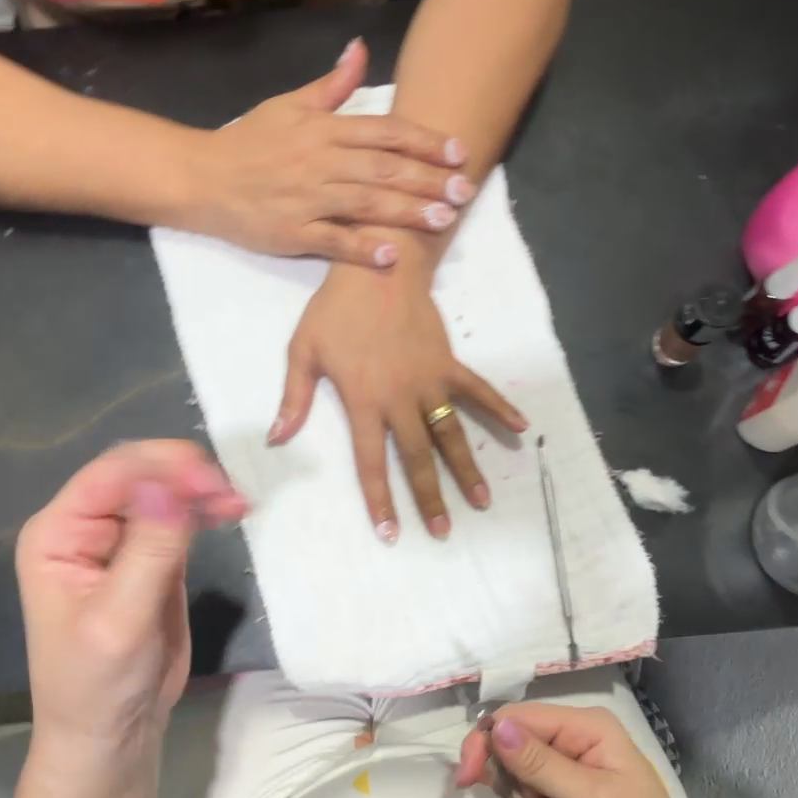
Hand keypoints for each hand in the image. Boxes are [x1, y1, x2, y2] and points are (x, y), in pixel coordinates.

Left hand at [14, 441, 247, 753]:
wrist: (113, 733)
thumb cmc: (98, 684)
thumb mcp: (120, 620)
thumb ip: (147, 552)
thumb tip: (169, 486)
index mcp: (58, 534)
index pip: (110, 476)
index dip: (161, 468)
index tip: (212, 482)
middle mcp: (85, 527)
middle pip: (138, 474)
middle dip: (184, 474)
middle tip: (231, 494)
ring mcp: (120, 540)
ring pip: (163, 490)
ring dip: (200, 489)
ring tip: (238, 504)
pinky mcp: (152, 557)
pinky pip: (179, 518)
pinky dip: (205, 511)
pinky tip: (230, 512)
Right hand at [184, 38, 475, 269]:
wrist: (202, 179)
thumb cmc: (249, 143)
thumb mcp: (288, 106)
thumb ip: (331, 87)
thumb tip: (360, 51)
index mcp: (323, 129)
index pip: (385, 132)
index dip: (424, 142)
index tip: (458, 153)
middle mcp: (320, 161)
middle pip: (384, 168)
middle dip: (428, 179)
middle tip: (464, 191)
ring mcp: (307, 198)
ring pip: (366, 203)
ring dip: (407, 211)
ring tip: (443, 221)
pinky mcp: (293, 232)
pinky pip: (333, 241)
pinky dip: (362, 249)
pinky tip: (390, 256)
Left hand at [271, 262, 526, 539]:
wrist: (378, 265)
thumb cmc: (335, 309)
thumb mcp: (303, 351)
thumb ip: (294, 398)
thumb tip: (277, 439)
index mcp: (363, 402)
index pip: (371, 463)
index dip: (380, 500)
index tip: (390, 533)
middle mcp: (400, 400)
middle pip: (417, 459)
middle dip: (430, 498)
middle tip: (442, 532)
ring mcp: (430, 382)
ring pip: (451, 434)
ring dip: (467, 469)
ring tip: (482, 501)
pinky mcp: (449, 364)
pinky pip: (478, 390)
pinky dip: (500, 408)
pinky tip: (520, 428)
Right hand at [455, 703, 719, 797]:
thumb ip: (540, 764)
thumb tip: (497, 727)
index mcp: (584, 726)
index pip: (516, 718)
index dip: (488, 743)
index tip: (467, 777)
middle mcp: (569, 741)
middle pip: (508, 751)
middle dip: (520, 791)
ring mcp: (560, 772)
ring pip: (512, 784)